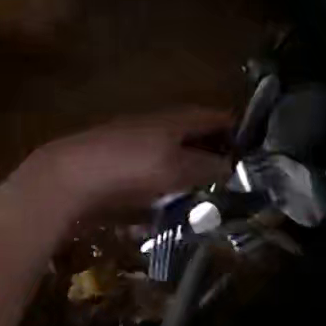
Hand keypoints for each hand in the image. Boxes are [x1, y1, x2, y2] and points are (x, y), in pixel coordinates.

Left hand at [10, 108, 233, 223]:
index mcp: (169, 119)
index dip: (234, 128)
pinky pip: (150, 178)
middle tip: (239, 178)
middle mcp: (152, 127)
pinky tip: (172, 209)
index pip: (210, 116)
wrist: (67, 179)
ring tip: (212, 198)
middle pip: (190, 137)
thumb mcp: (176, 167)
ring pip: (170, 158)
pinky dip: (165, 189)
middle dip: (214, 153)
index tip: (258, 146)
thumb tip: (233, 167)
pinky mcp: (115, 171)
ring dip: (190, 174)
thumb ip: (207, 166)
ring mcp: (131, 148)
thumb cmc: (127, 167)